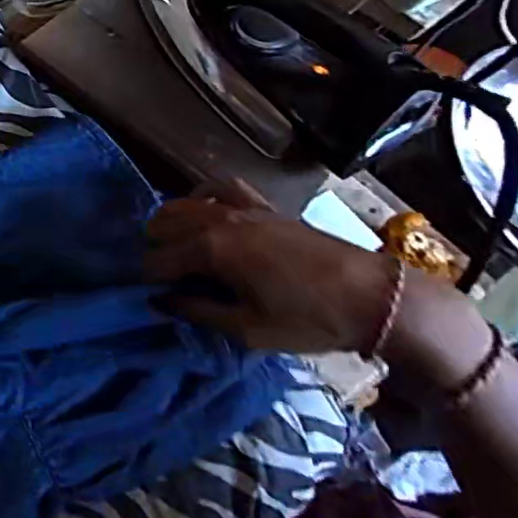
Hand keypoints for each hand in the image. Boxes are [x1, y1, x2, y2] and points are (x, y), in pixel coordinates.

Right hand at [145, 180, 404, 353]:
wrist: (370, 296)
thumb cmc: (309, 319)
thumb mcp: (248, 329)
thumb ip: (199, 311)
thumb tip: (163, 301)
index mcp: (211, 249)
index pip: (157, 260)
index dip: (146, 281)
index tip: (148, 298)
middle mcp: (217, 219)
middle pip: (163, 224)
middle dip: (154, 250)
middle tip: (162, 280)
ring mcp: (239, 206)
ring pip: (183, 202)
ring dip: (170, 224)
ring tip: (174, 249)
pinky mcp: (260, 205)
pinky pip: (219, 187)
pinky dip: (203, 196)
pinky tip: (204, 211)